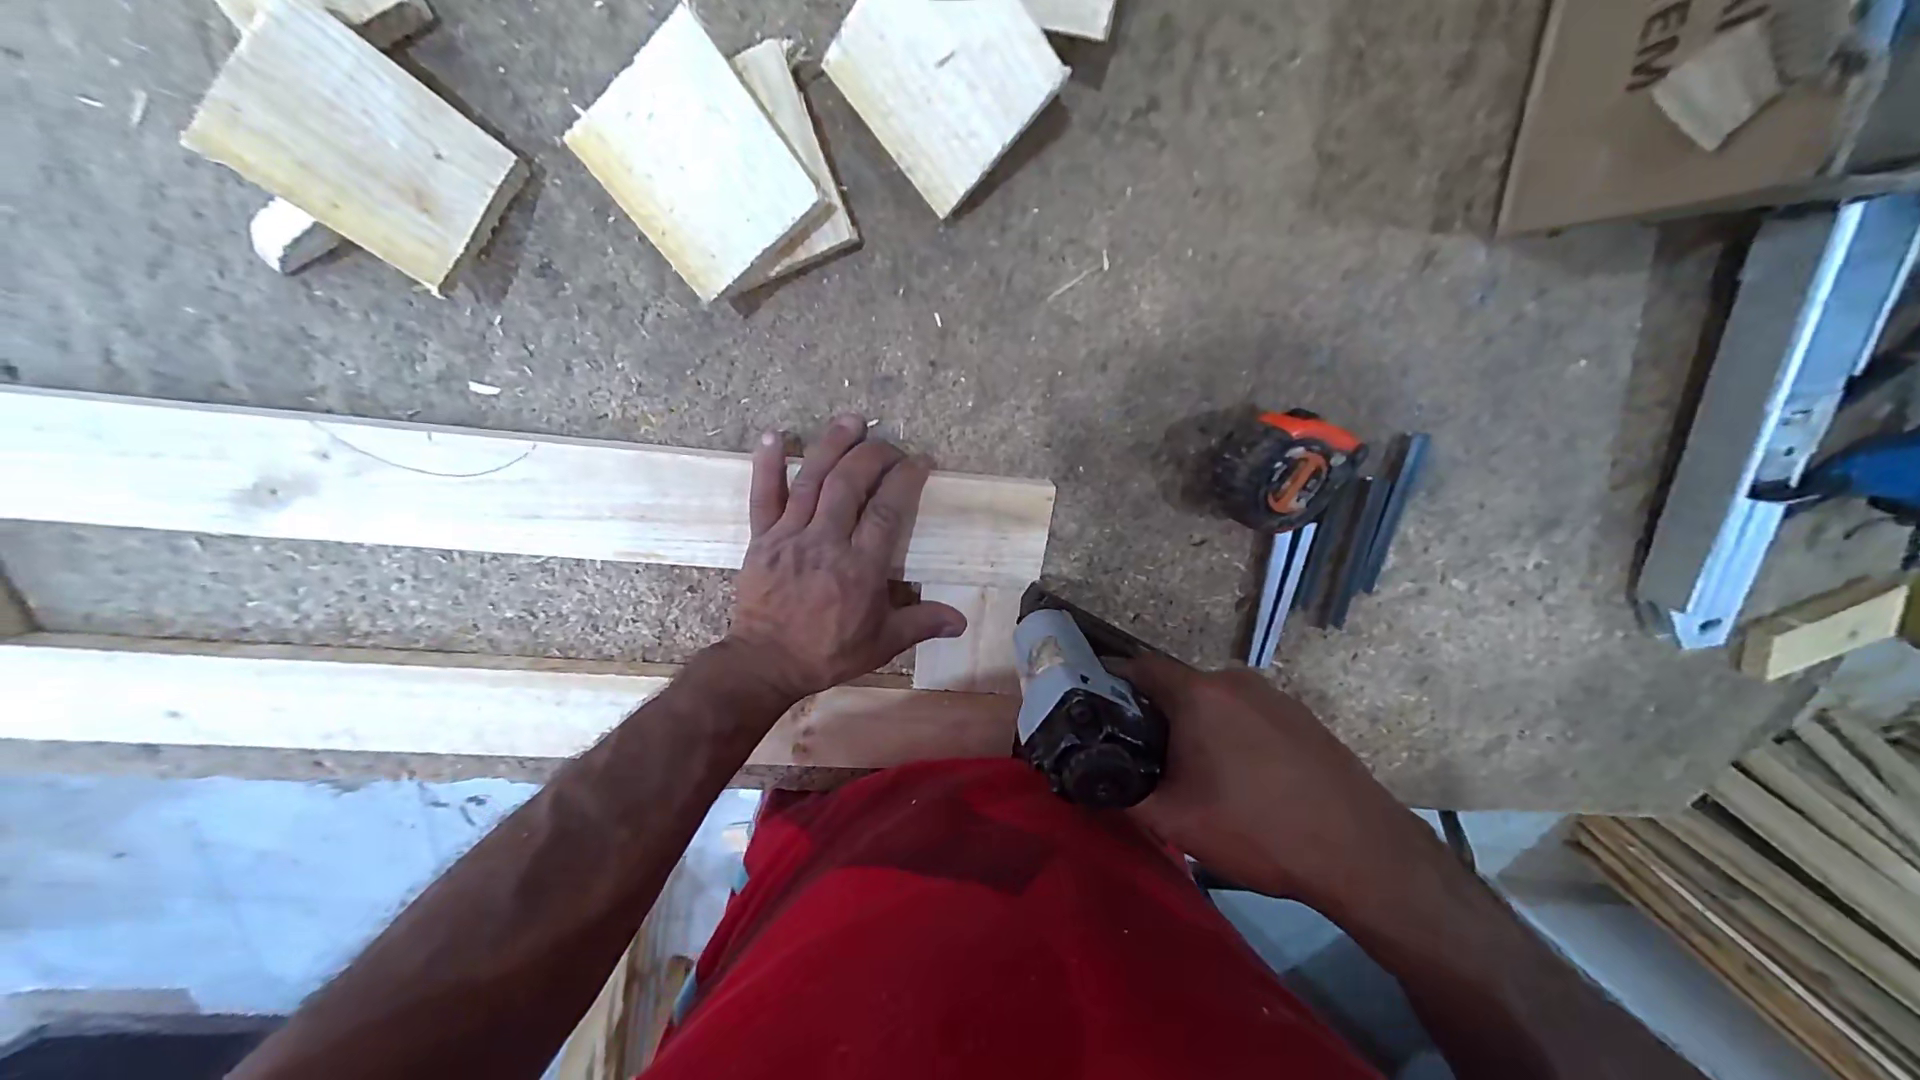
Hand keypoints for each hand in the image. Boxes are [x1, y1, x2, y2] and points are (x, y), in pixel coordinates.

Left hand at [724, 414, 968, 702]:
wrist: (766, 663)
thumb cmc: (828, 653)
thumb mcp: (881, 643)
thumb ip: (921, 624)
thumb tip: (961, 621)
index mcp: (859, 568)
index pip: (887, 511)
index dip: (905, 480)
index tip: (920, 461)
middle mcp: (826, 543)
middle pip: (851, 484)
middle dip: (873, 455)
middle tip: (890, 443)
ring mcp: (790, 537)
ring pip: (813, 481)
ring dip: (832, 446)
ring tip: (850, 420)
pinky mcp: (762, 539)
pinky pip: (763, 497)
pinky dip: (768, 465)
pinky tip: (774, 435)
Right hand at [1118, 654, 1444, 907]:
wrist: (1363, 853)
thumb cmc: (1259, 830)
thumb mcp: (1175, 822)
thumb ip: (1124, 797)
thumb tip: (1095, 784)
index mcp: (1199, 694)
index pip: (1138, 667)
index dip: (1110, 685)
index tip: (1096, 712)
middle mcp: (1234, 680)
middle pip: (1176, 686)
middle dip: (1155, 716)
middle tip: (1145, 756)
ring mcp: (1273, 695)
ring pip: (1213, 701)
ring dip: (1195, 726)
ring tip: (1196, 773)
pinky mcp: (1300, 716)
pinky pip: (1246, 714)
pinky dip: (1230, 734)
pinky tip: (1243, 778)